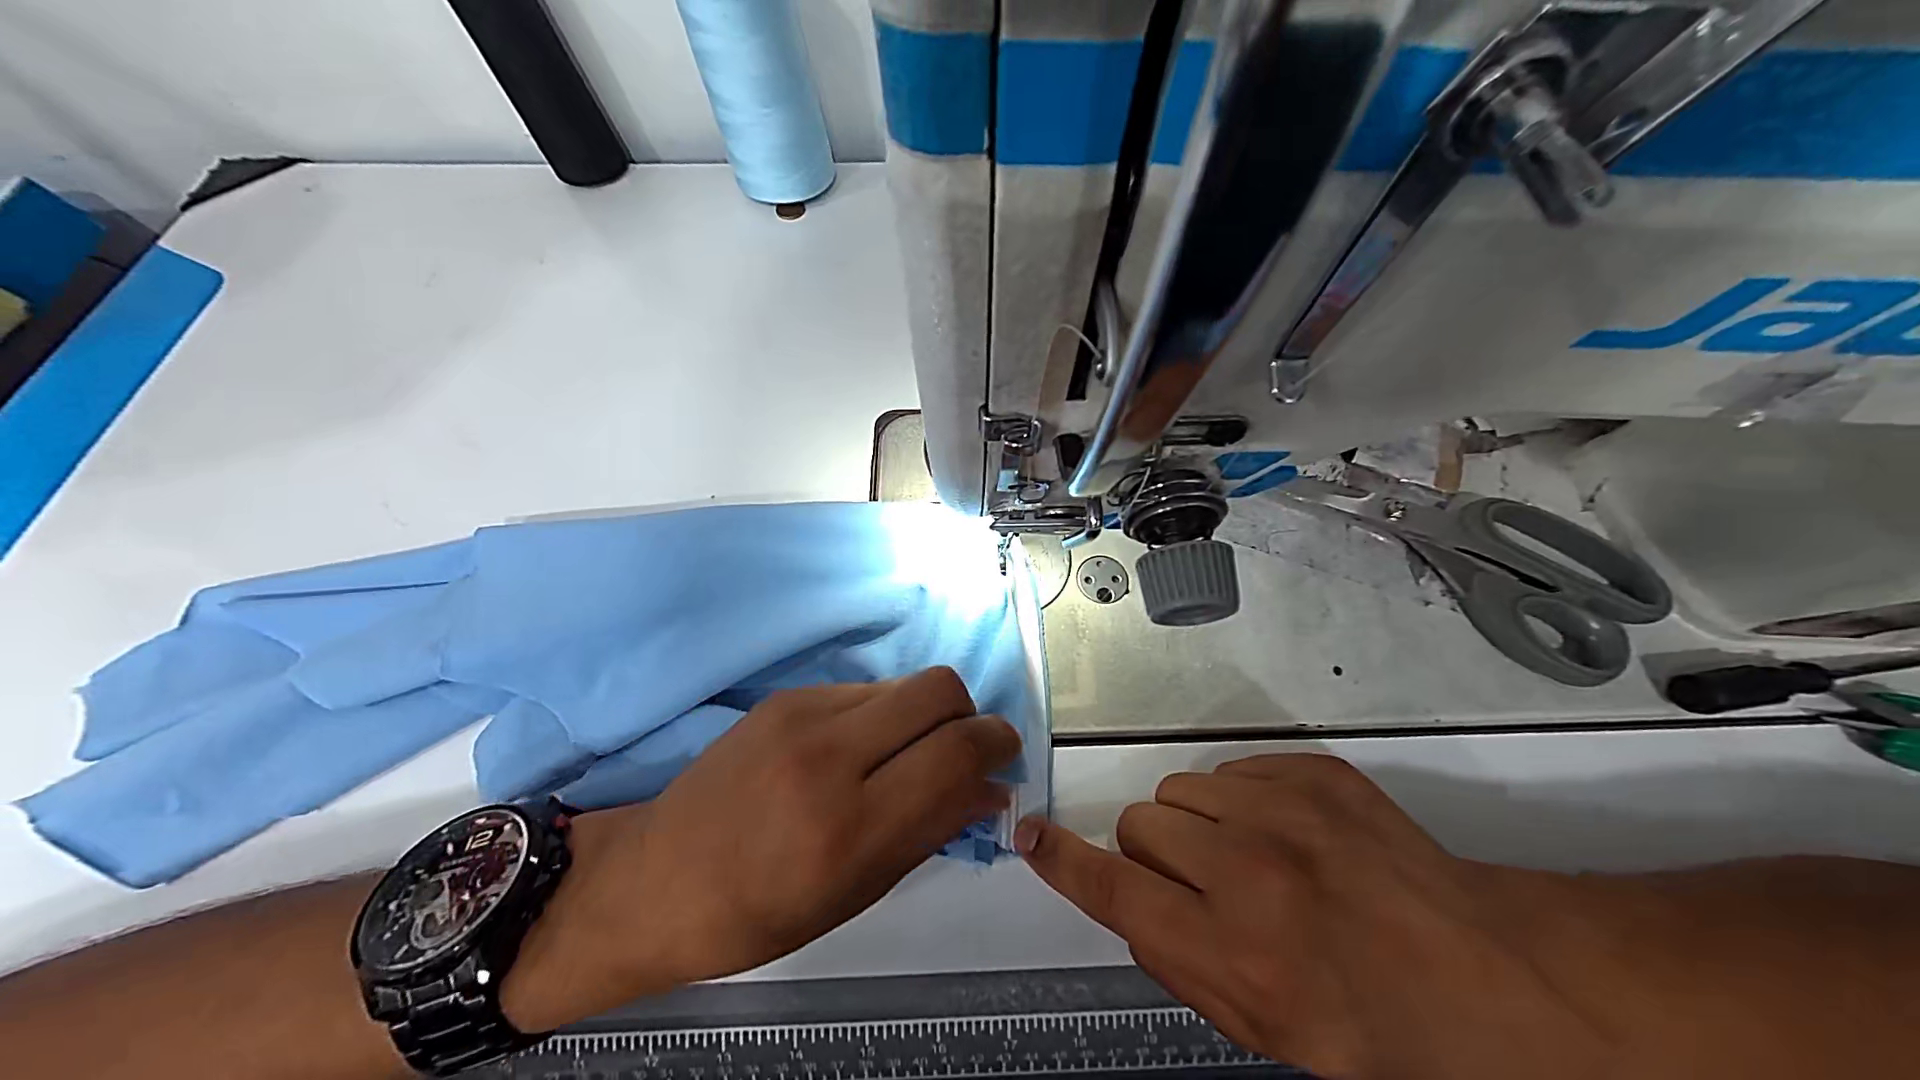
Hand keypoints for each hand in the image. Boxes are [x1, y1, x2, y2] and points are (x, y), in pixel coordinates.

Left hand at [502, 668, 1020, 1028]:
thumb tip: (990, 787)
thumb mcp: (857, 892)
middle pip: (940, 689)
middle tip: (962, 750)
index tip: (1003, 756)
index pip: (956, 752)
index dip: (996, 744)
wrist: (655, 879)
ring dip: (923, 716)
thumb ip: (932, 830)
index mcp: (850, 825)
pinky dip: (881, 715)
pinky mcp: (784, 697)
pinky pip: (862, 691)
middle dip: (969, 715)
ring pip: (904, 684)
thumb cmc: (760, 913)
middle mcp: (828, 755)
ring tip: (902, 758)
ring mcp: (801, 715)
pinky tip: (858, 752)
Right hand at [1015, 754, 1619, 1079]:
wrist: (1488, 975)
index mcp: (1231, 947)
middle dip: (1155, 853)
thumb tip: (1131, 905)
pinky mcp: (1315, 772)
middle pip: (1140, 822)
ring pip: (1181, 789)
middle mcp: (1247, 868)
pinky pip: (1234, 770)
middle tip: (1201, 883)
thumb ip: (1177, 963)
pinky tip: (1290, 836)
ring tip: (1249, 856)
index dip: (1061, 860)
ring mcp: (1285, 809)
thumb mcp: (1262, 1030)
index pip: (1112, 886)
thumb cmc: (1373, 1026)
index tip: (1030, 834)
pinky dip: (1244, 800)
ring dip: (1198, 823)